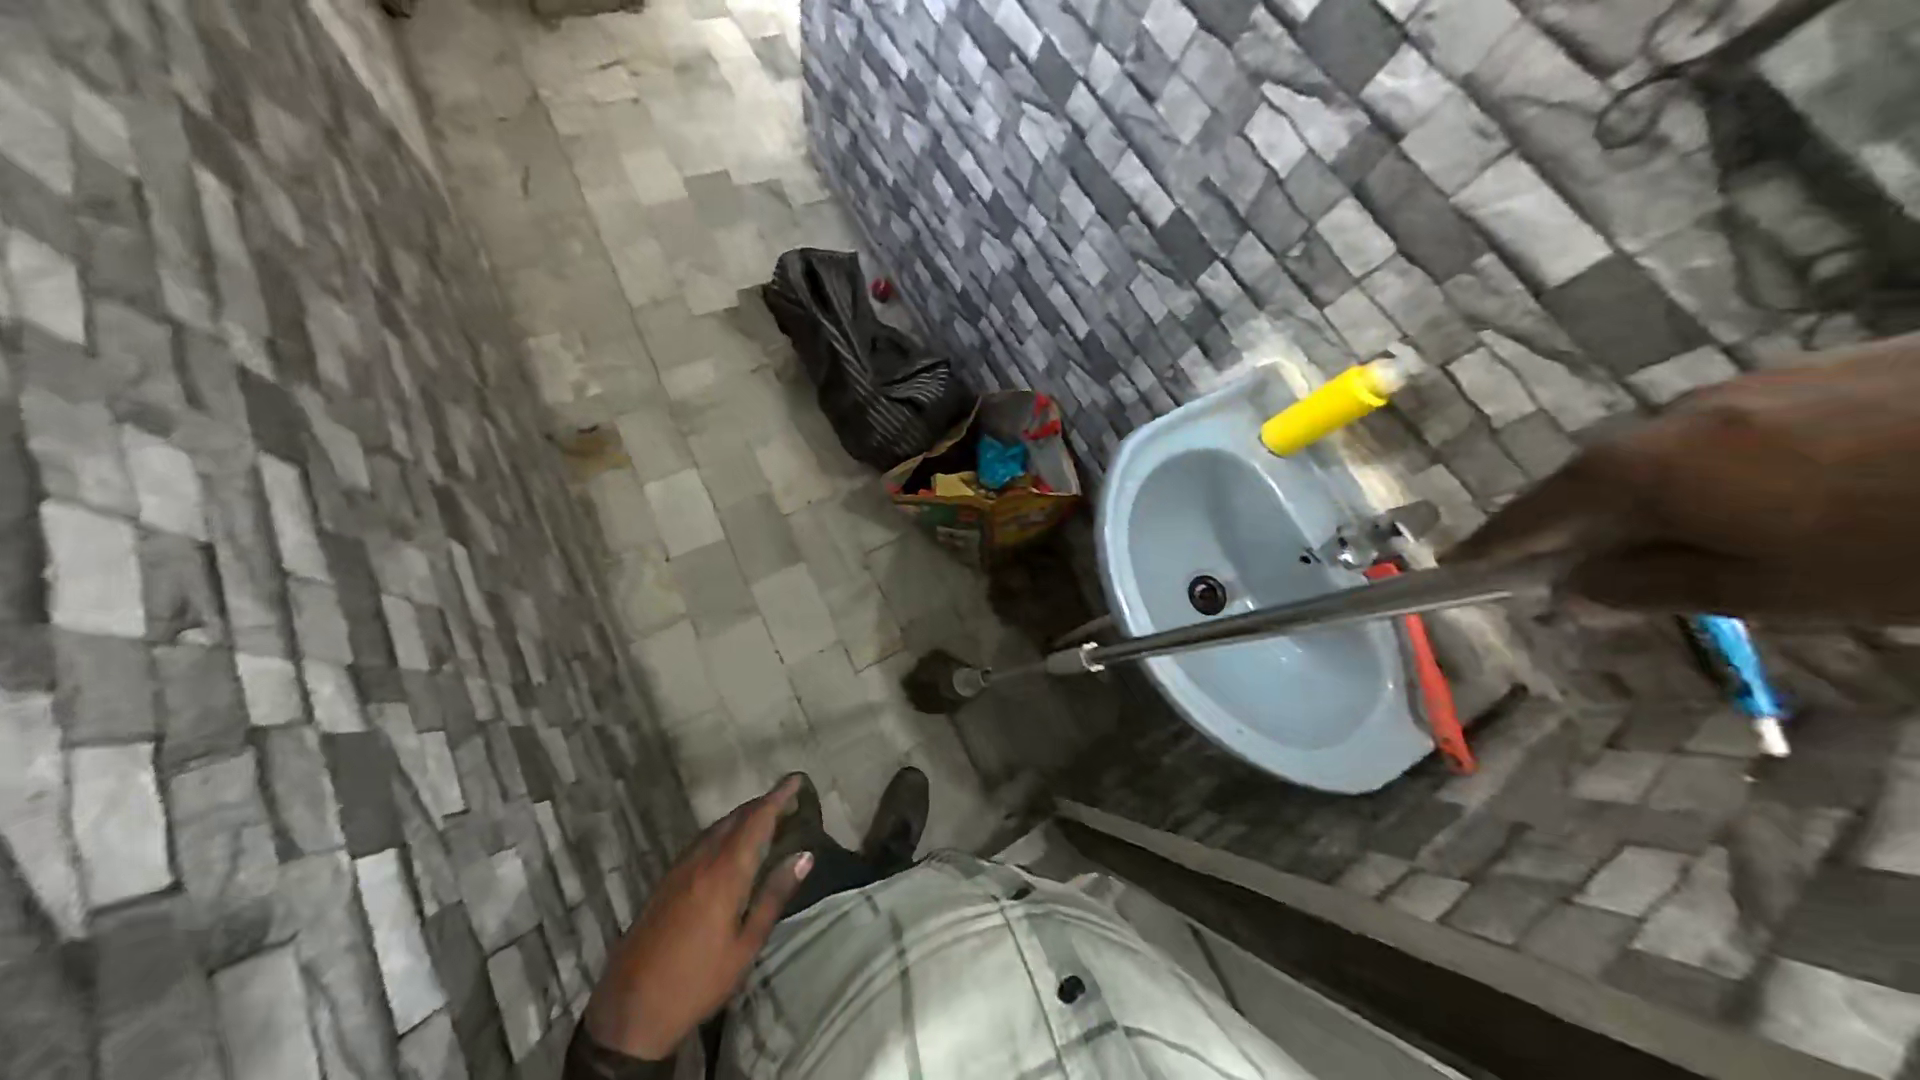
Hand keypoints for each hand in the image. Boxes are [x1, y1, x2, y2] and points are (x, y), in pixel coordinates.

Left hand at [581, 776, 812, 1060]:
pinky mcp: (665, 883)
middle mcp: (701, 860)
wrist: (630, 1011)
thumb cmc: (699, 981)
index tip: (796, 779)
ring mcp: (678, 870)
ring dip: (741, 817)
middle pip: (735, 818)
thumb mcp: (746, 945)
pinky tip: (729, 846)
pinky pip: (701, 842)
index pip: (757, 820)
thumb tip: (804, 855)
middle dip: (762, 803)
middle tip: (788, 800)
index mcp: (725, 872)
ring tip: (765, 818)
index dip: (778, 797)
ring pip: (715, 828)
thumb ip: (774, 895)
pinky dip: (723, 833)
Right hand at [1453, 333, 1919, 621]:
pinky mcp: (1816, 369)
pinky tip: (1793, 496)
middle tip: (1596, 576)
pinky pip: (1731, 430)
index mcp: (1640, 470)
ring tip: (1716, 543)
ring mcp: (1745, 386)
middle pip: (1596, 480)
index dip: (1492, 546)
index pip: (1532, 515)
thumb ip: (1648, 585)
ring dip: (1661, 501)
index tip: (1456, 569)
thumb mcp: (1767, 590)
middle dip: (1586, 528)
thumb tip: (1573, 588)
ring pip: (1666, 455)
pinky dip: (1724, 471)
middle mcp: (1671, 417)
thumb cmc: (1905, 540)